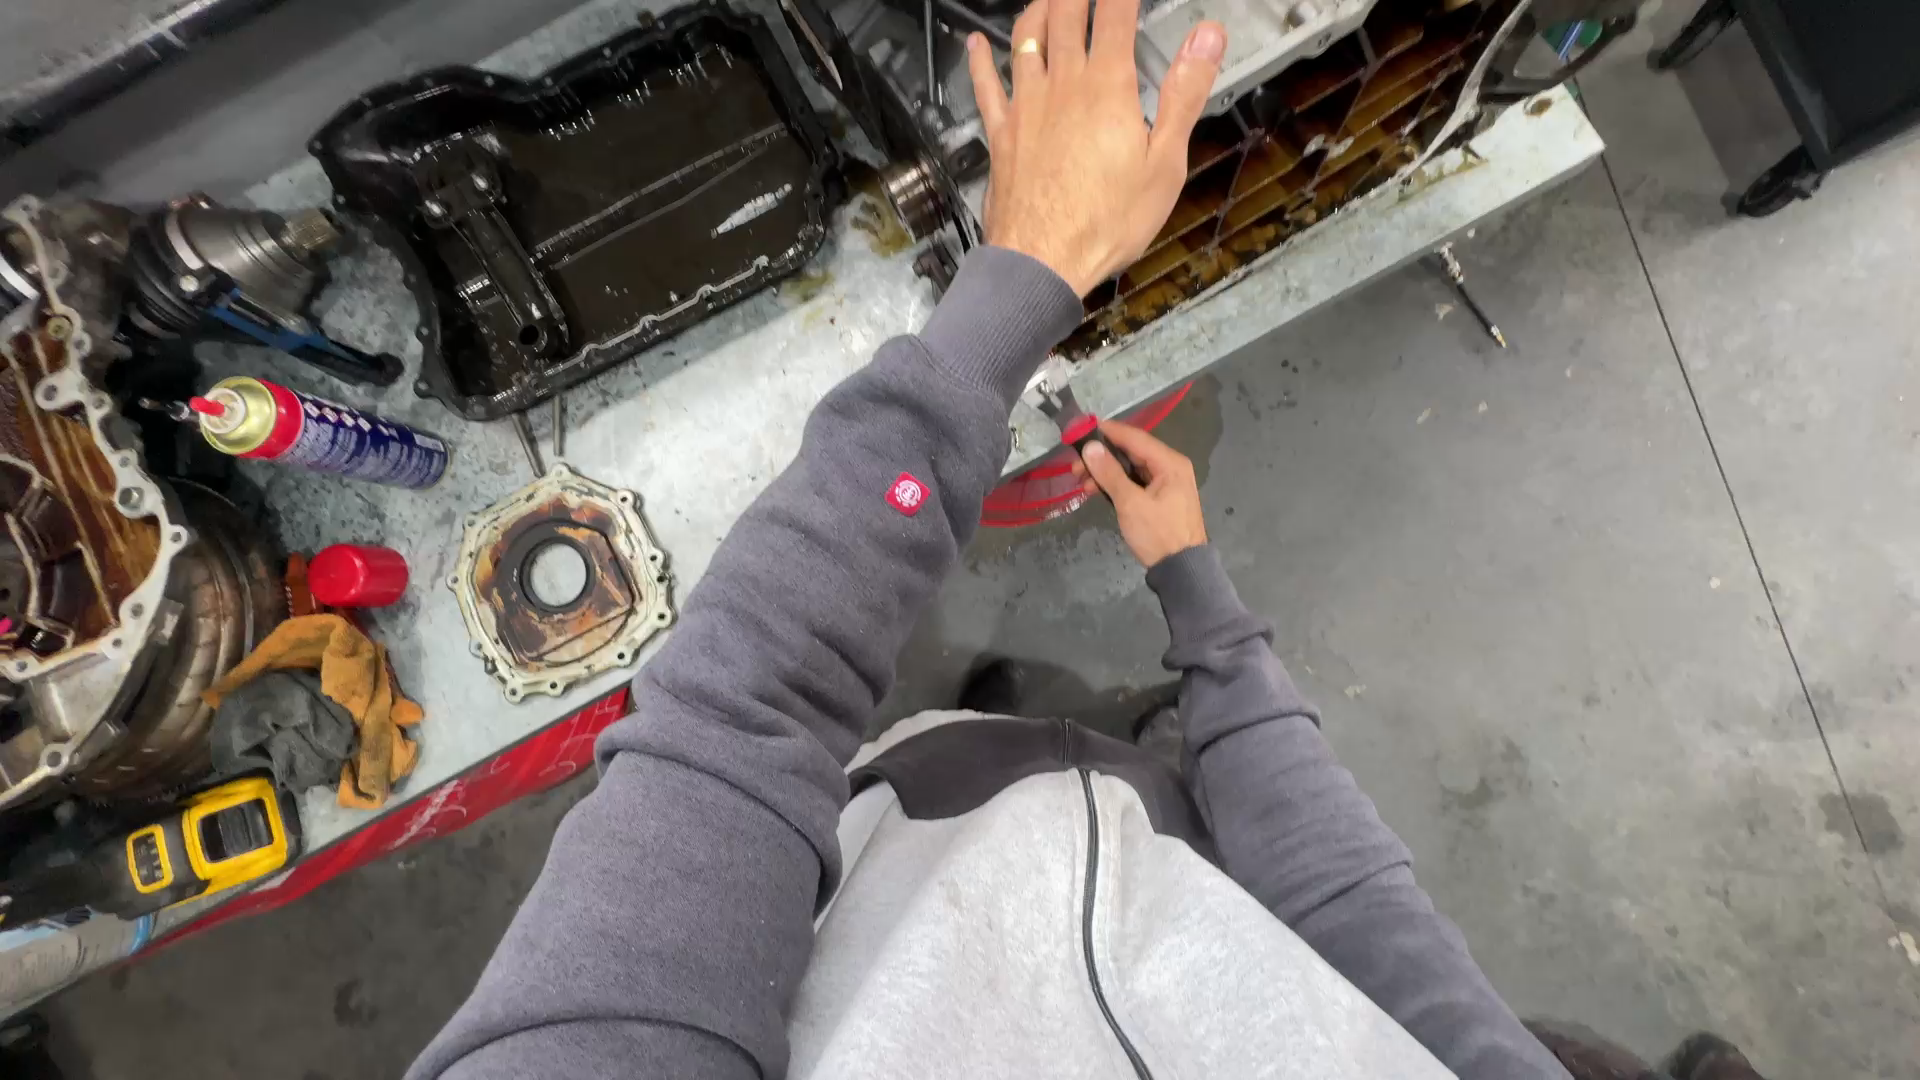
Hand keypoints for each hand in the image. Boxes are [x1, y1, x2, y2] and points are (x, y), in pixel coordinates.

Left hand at [966, 0, 1225, 295]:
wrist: (1042, 263)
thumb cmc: (1103, 225)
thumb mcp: (1163, 166)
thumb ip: (1184, 96)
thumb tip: (1208, 38)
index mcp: (1107, 87)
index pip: (1116, 10)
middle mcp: (1062, 86)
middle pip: (1066, 10)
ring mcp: (1026, 108)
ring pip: (1027, 37)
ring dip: (1039, 7)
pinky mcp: (1001, 136)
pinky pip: (986, 87)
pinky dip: (980, 61)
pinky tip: (977, 45)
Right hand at [1072, 420, 1206, 567]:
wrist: (1180, 569)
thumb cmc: (1157, 534)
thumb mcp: (1130, 503)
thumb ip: (1109, 473)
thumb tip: (1090, 448)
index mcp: (1169, 463)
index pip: (1134, 437)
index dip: (1107, 432)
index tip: (1081, 429)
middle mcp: (1170, 467)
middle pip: (1131, 452)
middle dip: (1102, 457)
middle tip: (1075, 466)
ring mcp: (1165, 483)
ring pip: (1130, 468)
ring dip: (1105, 472)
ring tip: (1082, 482)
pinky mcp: (1159, 497)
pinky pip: (1134, 482)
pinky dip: (1115, 484)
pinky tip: (1096, 491)